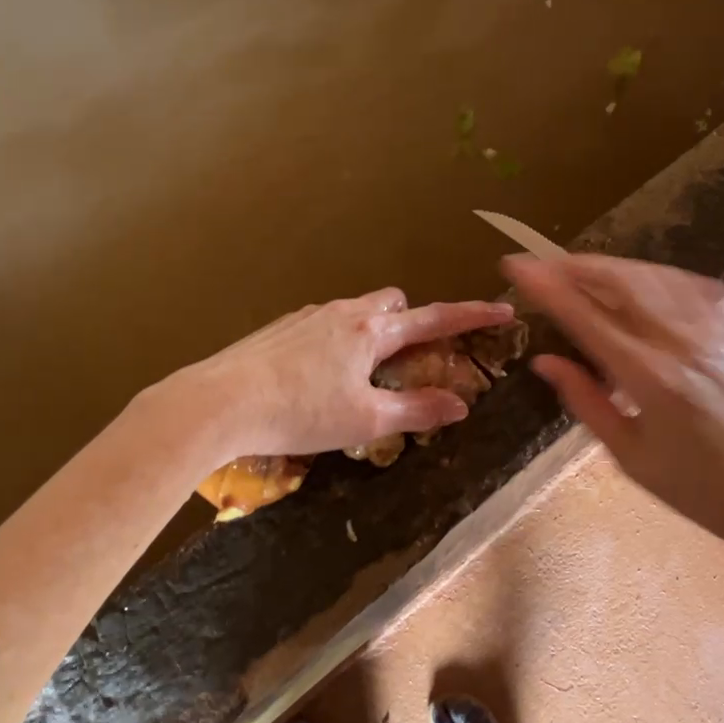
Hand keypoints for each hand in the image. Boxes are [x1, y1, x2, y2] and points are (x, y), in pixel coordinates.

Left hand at [173, 289, 515, 461]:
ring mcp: (309, 316)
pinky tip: (316, 377)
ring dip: (372, 332)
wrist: (221, 401)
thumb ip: (414, 410)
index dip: (471, 315)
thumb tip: (460, 405)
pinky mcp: (282, 328)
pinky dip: (337, 341)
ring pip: (356, 311)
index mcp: (371, 331)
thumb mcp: (364, 420)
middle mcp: (344, 312)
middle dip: (410, 321)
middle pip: (392, 302)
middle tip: (410, 358)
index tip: (502, 310)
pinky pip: (325, 323)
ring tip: (361, 376)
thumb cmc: (300, 412)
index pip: (435, 318)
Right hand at [502, 254, 723, 574]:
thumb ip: (586, 402)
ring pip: (649, 275)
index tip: (514, 265)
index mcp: (647, 377)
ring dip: (607, 265)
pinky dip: (650, 273)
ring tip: (575, 268)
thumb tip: (546, 361)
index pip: (584, 315)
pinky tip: (637, 278)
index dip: (545, 286)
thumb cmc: (704, 493)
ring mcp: (708, 332)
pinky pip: (683, 285)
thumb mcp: (632, 458)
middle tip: (539, 264)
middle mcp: (677, 342)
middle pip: (617, 281)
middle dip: (572, 265)